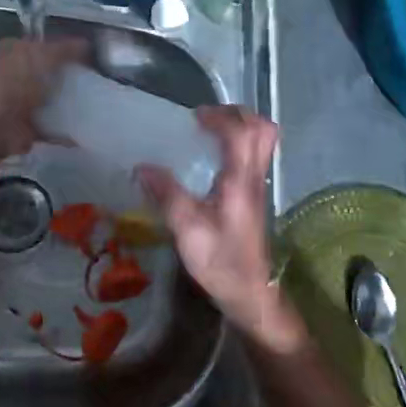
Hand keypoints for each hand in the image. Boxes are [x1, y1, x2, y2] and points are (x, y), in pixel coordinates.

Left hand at [0, 36, 86, 157]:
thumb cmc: (13, 82)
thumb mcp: (42, 55)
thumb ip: (65, 49)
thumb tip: (86, 44)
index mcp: (12, 52)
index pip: (40, 45)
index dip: (62, 50)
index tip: (86, 58)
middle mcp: (12, 75)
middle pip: (45, 74)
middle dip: (67, 78)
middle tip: (95, 81)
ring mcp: (18, 104)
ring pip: (49, 100)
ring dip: (68, 103)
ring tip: (96, 103)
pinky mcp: (25, 128)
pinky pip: (52, 126)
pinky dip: (67, 129)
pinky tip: (86, 127)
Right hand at [137, 107, 306, 352]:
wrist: (250, 292)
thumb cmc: (220, 261)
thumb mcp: (187, 230)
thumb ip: (167, 195)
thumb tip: (143, 168)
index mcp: (240, 181)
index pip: (241, 133)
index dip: (220, 118)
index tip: (194, 118)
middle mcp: (254, 177)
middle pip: (262, 129)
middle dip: (236, 114)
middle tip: (207, 118)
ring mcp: (258, 186)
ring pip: (262, 141)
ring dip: (240, 127)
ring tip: (209, 131)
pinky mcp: (254, 196)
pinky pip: (254, 156)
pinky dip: (238, 144)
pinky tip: (212, 158)